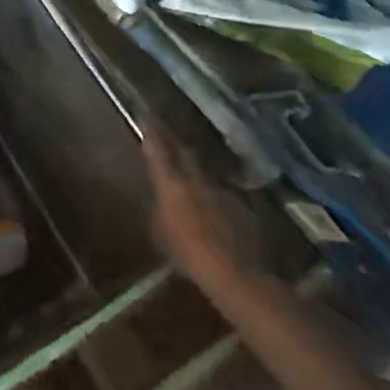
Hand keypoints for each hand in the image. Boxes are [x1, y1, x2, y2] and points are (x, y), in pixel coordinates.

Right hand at [141, 127, 257, 283]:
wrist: (235, 275)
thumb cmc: (187, 254)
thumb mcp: (160, 233)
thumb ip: (159, 210)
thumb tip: (160, 203)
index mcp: (171, 183)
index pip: (158, 149)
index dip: (151, 130)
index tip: (145, 113)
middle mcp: (197, 179)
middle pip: (185, 152)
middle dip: (175, 144)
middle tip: (167, 139)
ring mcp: (223, 191)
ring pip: (206, 174)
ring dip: (197, 174)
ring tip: (192, 181)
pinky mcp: (244, 207)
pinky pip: (224, 196)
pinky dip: (216, 199)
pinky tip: (216, 213)